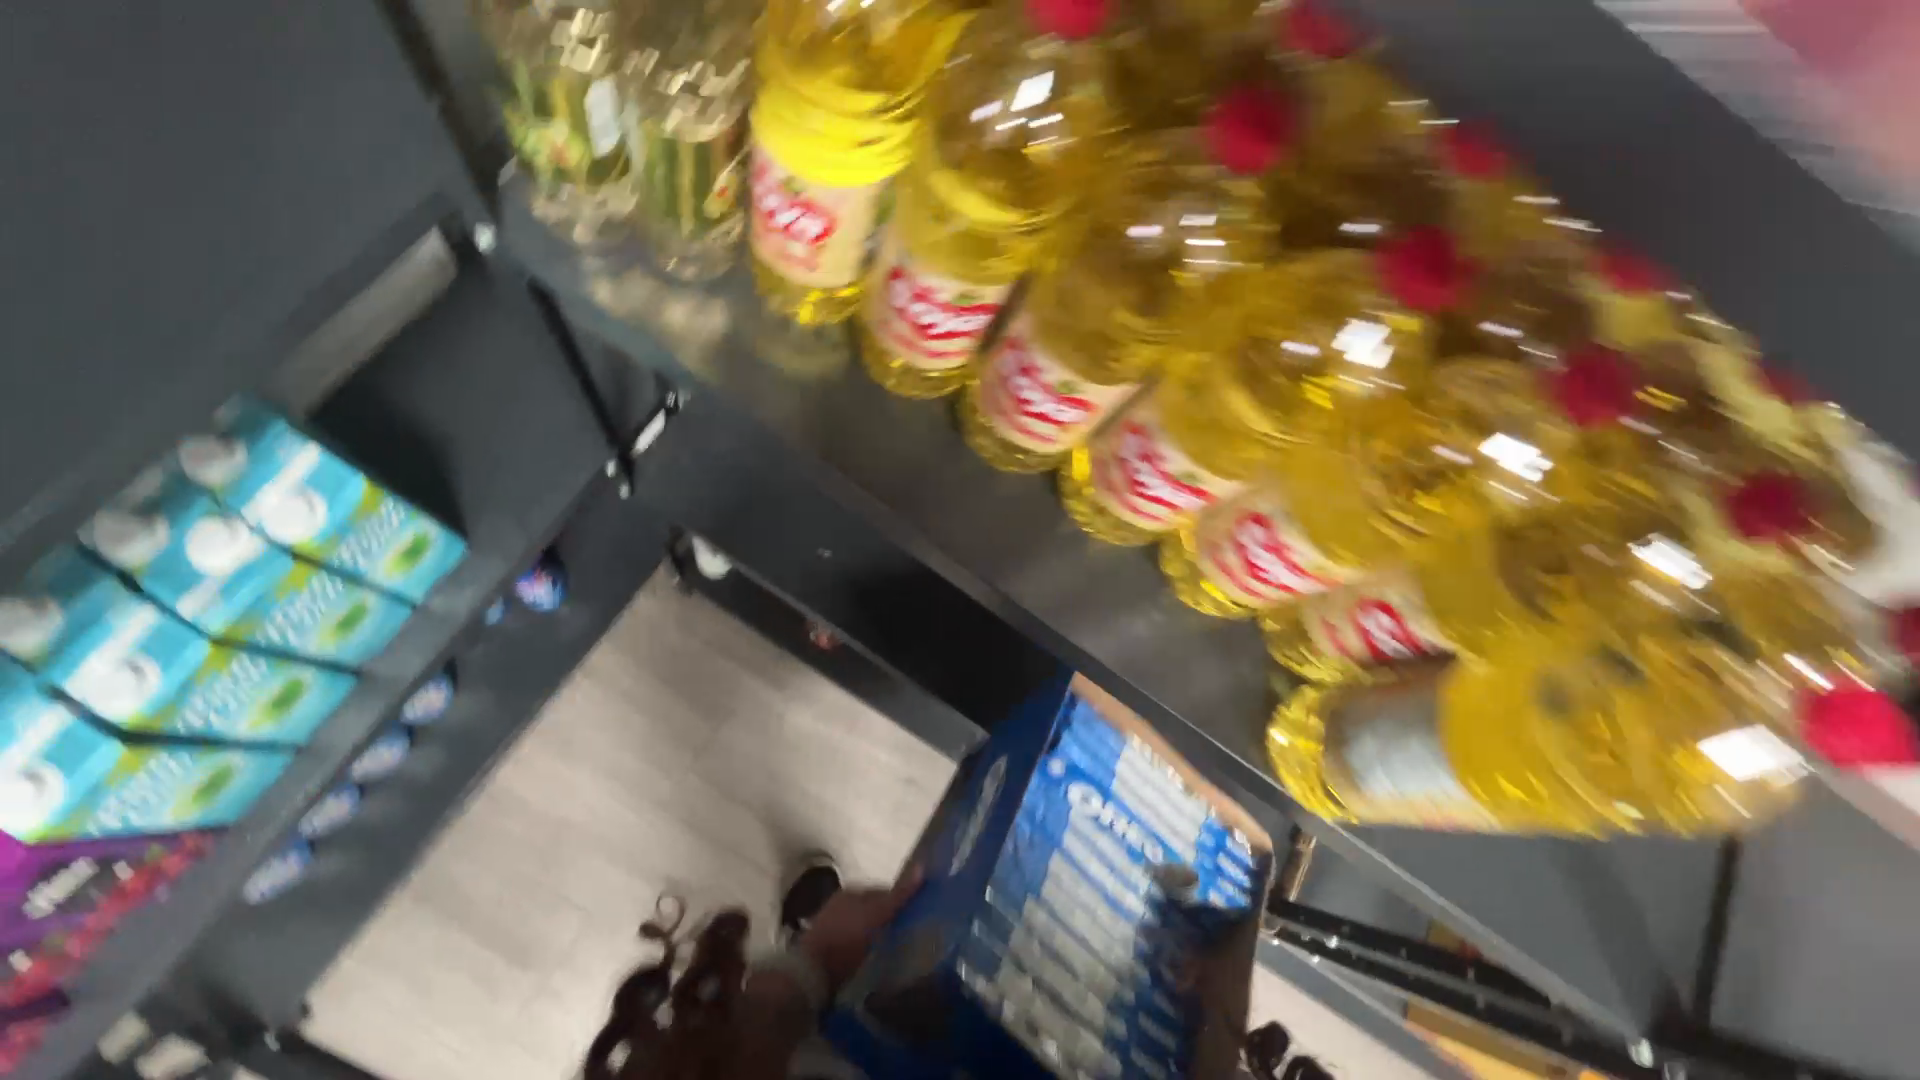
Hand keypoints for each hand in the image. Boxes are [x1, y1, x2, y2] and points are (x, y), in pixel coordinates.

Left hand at [796, 864, 923, 990]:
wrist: (811, 976)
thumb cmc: (846, 939)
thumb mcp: (876, 914)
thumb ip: (898, 895)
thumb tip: (922, 867)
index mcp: (850, 892)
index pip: (881, 890)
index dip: (901, 901)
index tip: (918, 915)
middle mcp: (838, 906)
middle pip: (871, 910)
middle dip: (889, 919)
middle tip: (911, 934)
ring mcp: (831, 930)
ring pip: (863, 929)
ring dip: (878, 937)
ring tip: (897, 950)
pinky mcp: (828, 954)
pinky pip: (855, 947)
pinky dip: (867, 952)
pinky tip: (877, 962)